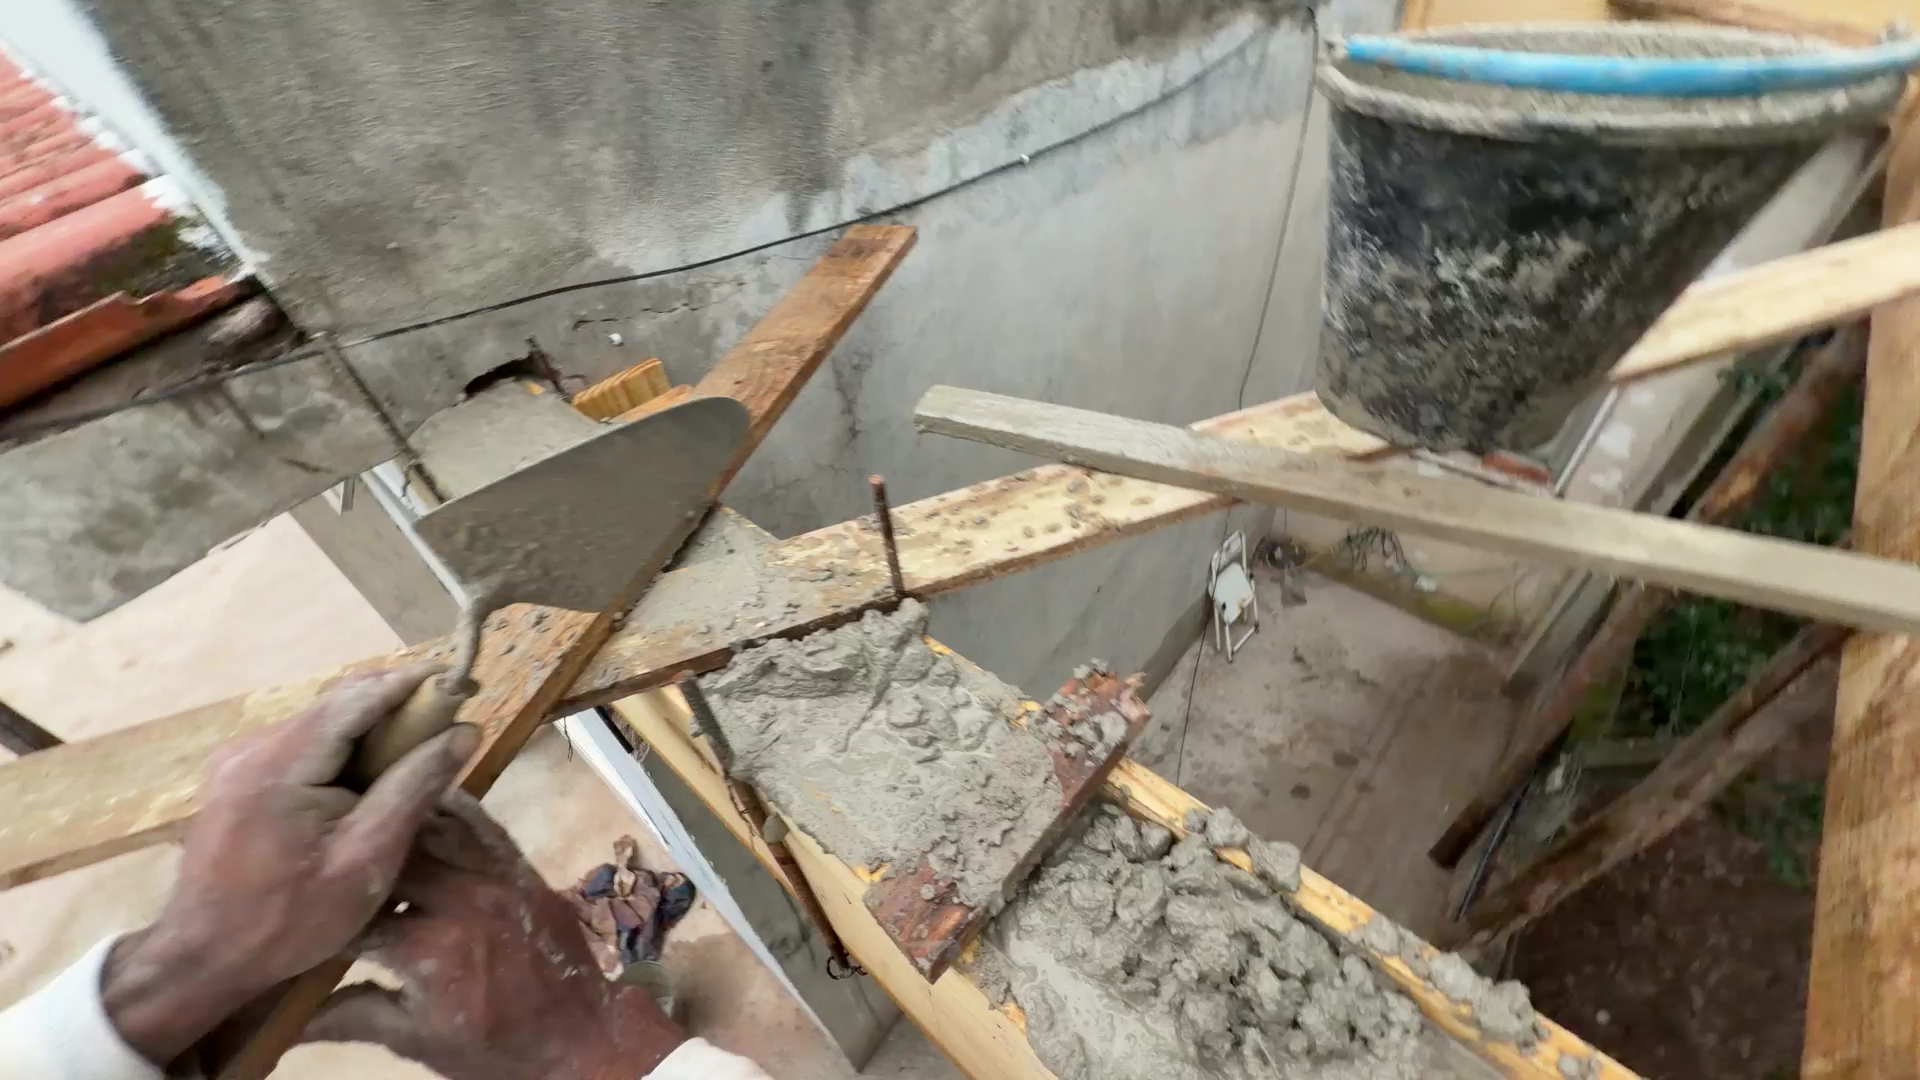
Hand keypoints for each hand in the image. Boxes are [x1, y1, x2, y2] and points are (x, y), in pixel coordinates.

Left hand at [100, 665, 478, 1064]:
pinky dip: (360, 739)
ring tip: (429, 744)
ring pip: (334, 713)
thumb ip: (416, 786)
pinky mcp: (248, 772)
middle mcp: (253, 749)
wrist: (200, 965)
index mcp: (278, 768)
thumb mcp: (369, 857)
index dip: (415, 683)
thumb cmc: (289, 920)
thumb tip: (467, 731)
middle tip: (455, 720)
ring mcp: (245, 758)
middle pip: (344, 698)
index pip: (358, 699)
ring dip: (384, 721)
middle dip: (404, 701)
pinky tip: (386, 767)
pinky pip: (318, 735)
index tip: (465, 680)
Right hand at [302, 793, 687, 1079]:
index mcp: (432, 947)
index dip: (320, 916)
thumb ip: (355, 1015)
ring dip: (404, 820)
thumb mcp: (417, 1039)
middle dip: (358, 851)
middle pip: (400, 859)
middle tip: (320, 844)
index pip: (358, 918)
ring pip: (445, 830)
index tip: (290, 908)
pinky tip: (429, 798)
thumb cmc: (494, 1045)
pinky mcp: (523, 868)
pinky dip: (458, 810)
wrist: (577, 1027)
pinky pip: (487, 828)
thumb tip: (285, 1017)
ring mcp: (500, 877)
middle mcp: (467, 899)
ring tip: (364, 808)